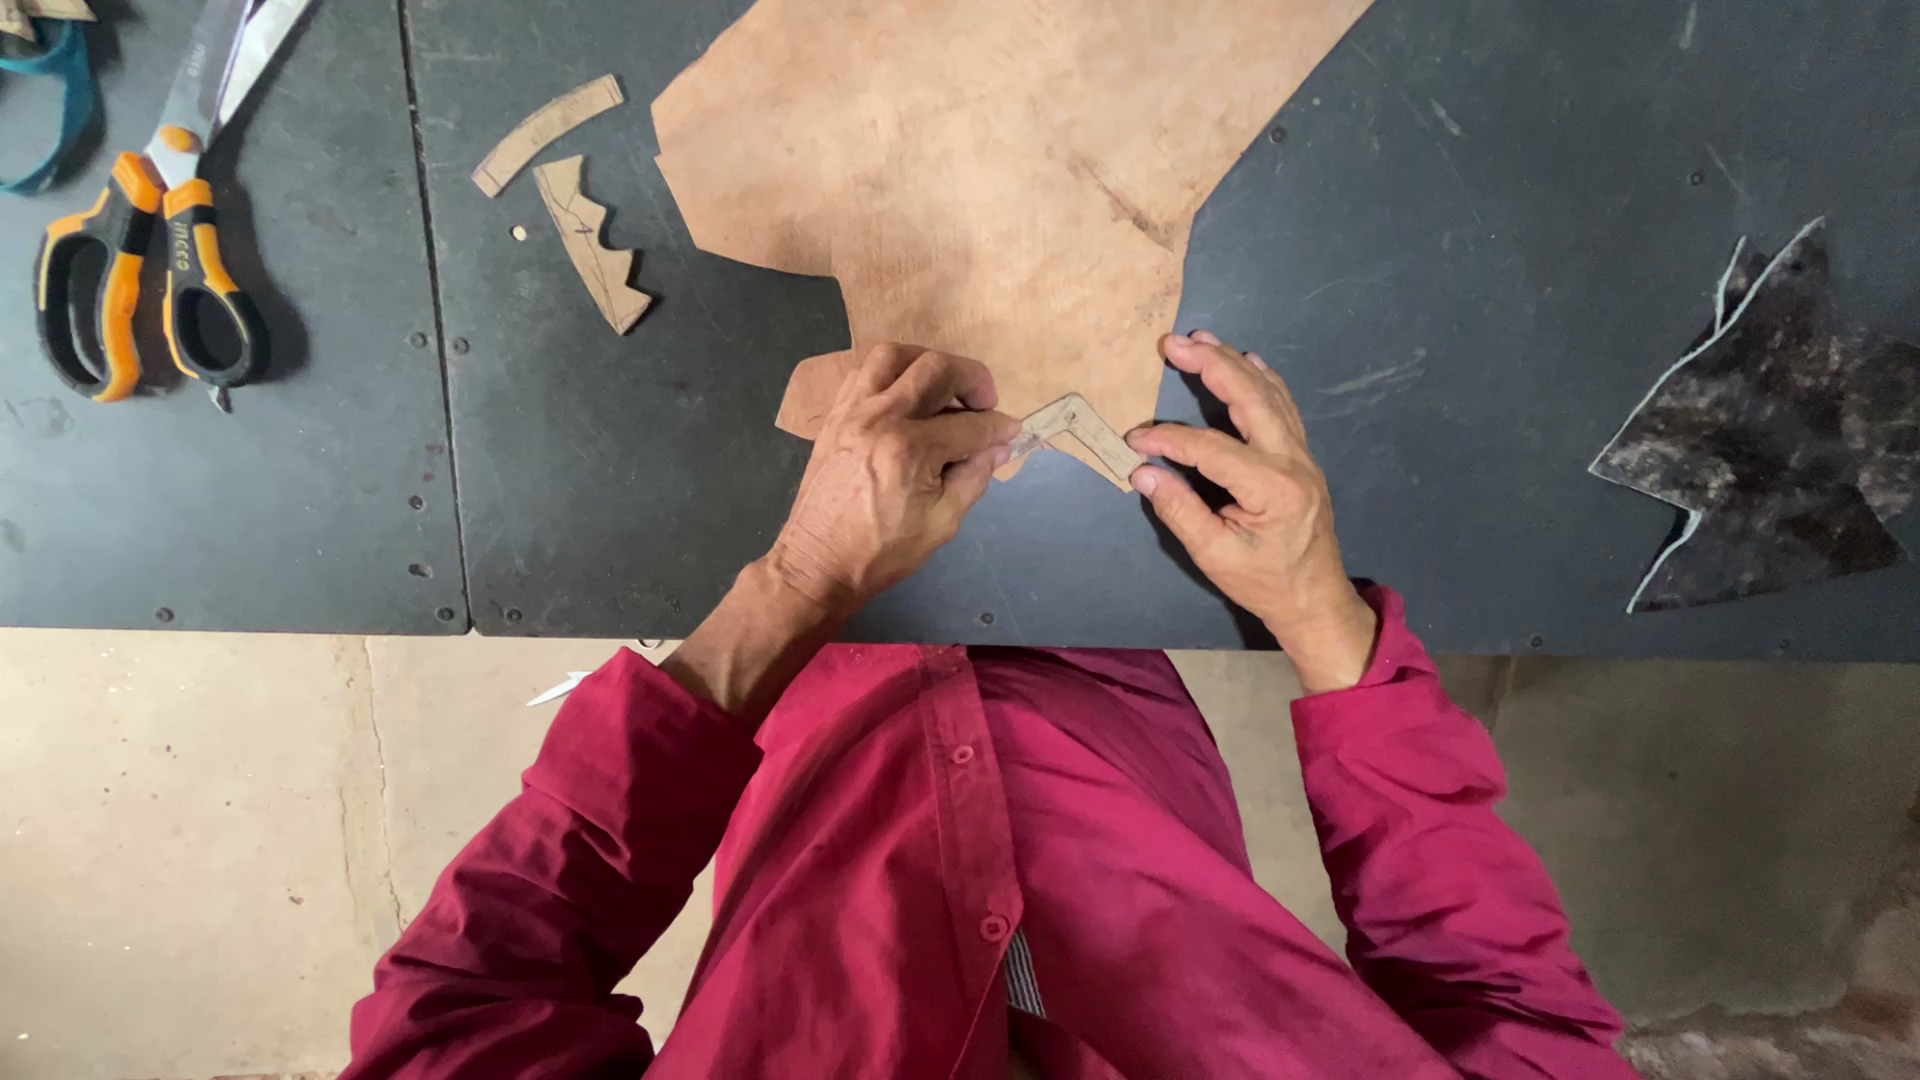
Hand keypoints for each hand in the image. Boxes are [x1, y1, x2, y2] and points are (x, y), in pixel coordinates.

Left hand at [766, 343, 1021, 616]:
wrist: (818, 563)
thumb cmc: (882, 553)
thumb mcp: (942, 524)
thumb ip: (974, 477)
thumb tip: (999, 446)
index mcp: (909, 450)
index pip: (968, 425)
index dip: (998, 427)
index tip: (1011, 432)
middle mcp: (880, 418)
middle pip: (935, 368)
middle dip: (972, 378)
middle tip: (984, 403)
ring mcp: (852, 412)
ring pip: (894, 356)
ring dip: (928, 363)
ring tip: (944, 388)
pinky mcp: (835, 417)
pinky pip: (864, 373)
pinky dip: (892, 374)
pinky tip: (906, 396)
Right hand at [1127, 331, 1378, 692]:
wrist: (1315, 597)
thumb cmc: (1263, 582)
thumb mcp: (1214, 555)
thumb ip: (1178, 510)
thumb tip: (1142, 472)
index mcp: (1272, 487)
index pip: (1211, 448)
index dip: (1169, 438)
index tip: (1134, 438)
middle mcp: (1293, 460)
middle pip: (1251, 398)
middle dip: (1211, 365)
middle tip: (1175, 342)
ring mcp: (1302, 455)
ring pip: (1270, 394)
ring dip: (1234, 363)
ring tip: (1203, 339)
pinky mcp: (1301, 456)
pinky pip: (1283, 406)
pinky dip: (1263, 379)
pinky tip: (1247, 361)